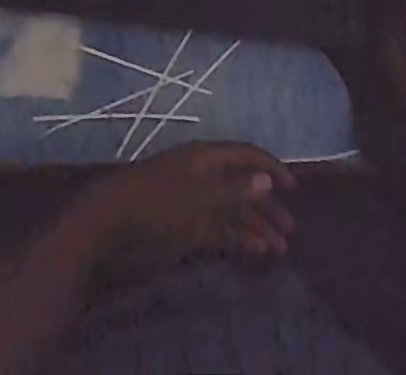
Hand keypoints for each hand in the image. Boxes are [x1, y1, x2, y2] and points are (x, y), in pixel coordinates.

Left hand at [68, 141, 296, 269]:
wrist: (112, 224)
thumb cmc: (156, 201)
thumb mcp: (198, 195)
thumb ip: (233, 189)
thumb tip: (267, 179)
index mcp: (204, 158)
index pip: (244, 154)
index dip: (269, 166)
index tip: (294, 186)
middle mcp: (203, 176)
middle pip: (241, 185)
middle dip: (267, 204)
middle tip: (291, 228)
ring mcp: (195, 202)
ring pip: (233, 210)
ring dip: (257, 225)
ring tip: (281, 248)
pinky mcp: (187, 226)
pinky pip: (220, 229)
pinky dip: (240, 238)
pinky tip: (258, 251)